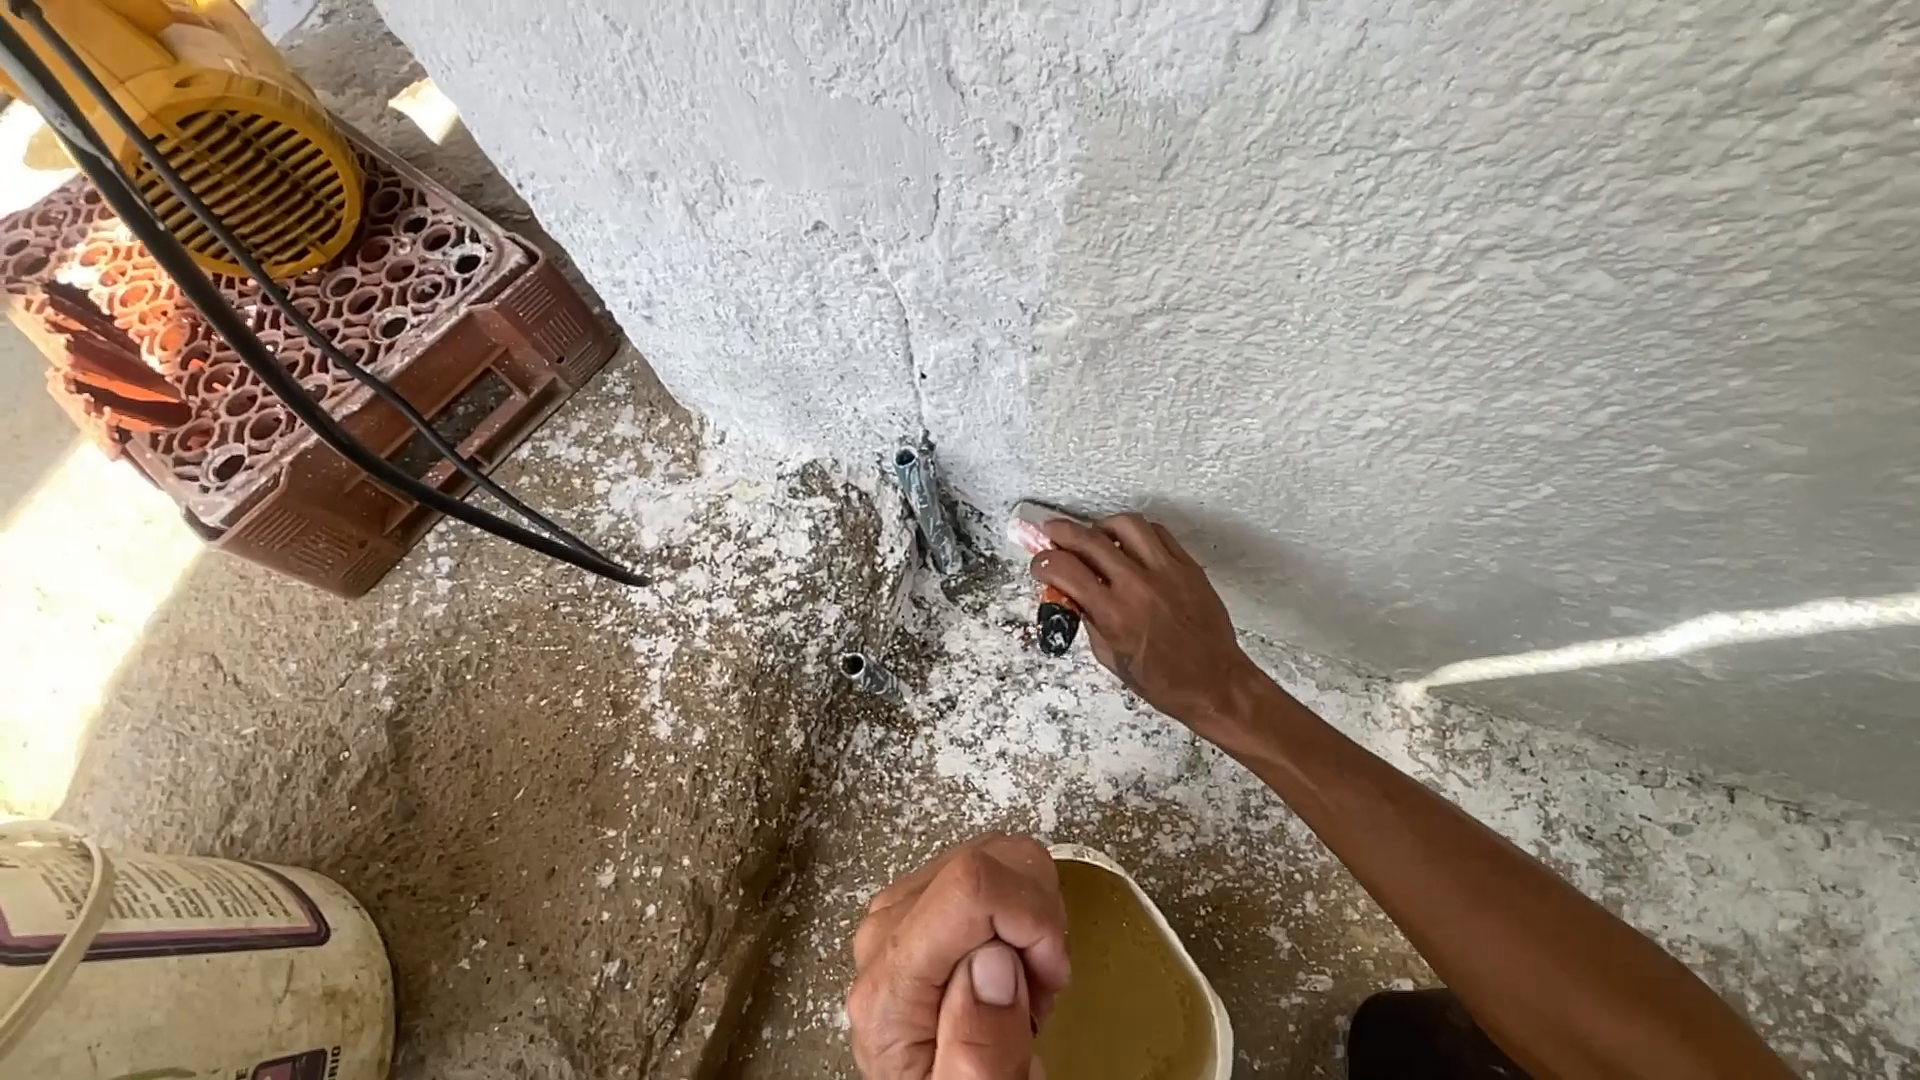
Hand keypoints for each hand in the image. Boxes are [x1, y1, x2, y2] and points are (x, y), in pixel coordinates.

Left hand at [848, 834, 1071, 1078]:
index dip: (1030, 916)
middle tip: (1040, 987)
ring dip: (1034, 909)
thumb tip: (995, 960)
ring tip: (1028, 979)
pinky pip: (994, 863)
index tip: (1049, 972)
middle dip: (1038, 915)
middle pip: (987, 860)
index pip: (968, 888)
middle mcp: (887, 928)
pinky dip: (1023, 904)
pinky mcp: (925, 893)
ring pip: (997, 851)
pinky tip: (1015, 958)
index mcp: (891, 982)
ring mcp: (904, 903)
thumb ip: (980, 1046)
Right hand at [1029, 514, 1265, 735]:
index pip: (1065, 570)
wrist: (1214, 683)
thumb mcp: (1109, 657)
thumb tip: (1070, 593)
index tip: (1040, 565)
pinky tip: (1128, 543)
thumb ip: (1087, 619)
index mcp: (1114, 614)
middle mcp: (1138, 587)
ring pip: (1124, 524)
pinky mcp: (1187, 567)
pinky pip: (1157, 532)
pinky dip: (1136, 532)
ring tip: (1094, 536)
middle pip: (1088, 539)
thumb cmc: (1165, 681)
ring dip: (1101, 526)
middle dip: (1061, 532)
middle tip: (1052, 534)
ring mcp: (1165, 572)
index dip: (1043, 563)